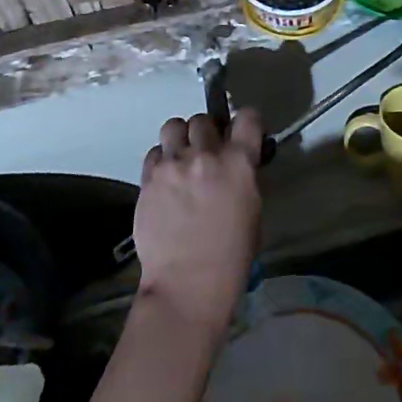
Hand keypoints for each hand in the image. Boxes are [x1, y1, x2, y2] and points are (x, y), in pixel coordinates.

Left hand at [134, 108, 263, 331]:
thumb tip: (239, 165)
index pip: (247, 118)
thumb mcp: (252, 212)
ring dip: (181, 138)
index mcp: (239, 163)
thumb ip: (245, 179)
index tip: (243, 132)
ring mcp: (173, 164)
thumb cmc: (230, 257)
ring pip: (173, 126)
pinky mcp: (148, 177)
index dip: (247, 122)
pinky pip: (154, 152)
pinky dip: (161, 160)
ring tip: (182, 157)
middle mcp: (205, 155)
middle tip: (207, 153)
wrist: (186, 284)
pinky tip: (166, 179)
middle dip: (208, 133)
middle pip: (204, 119)